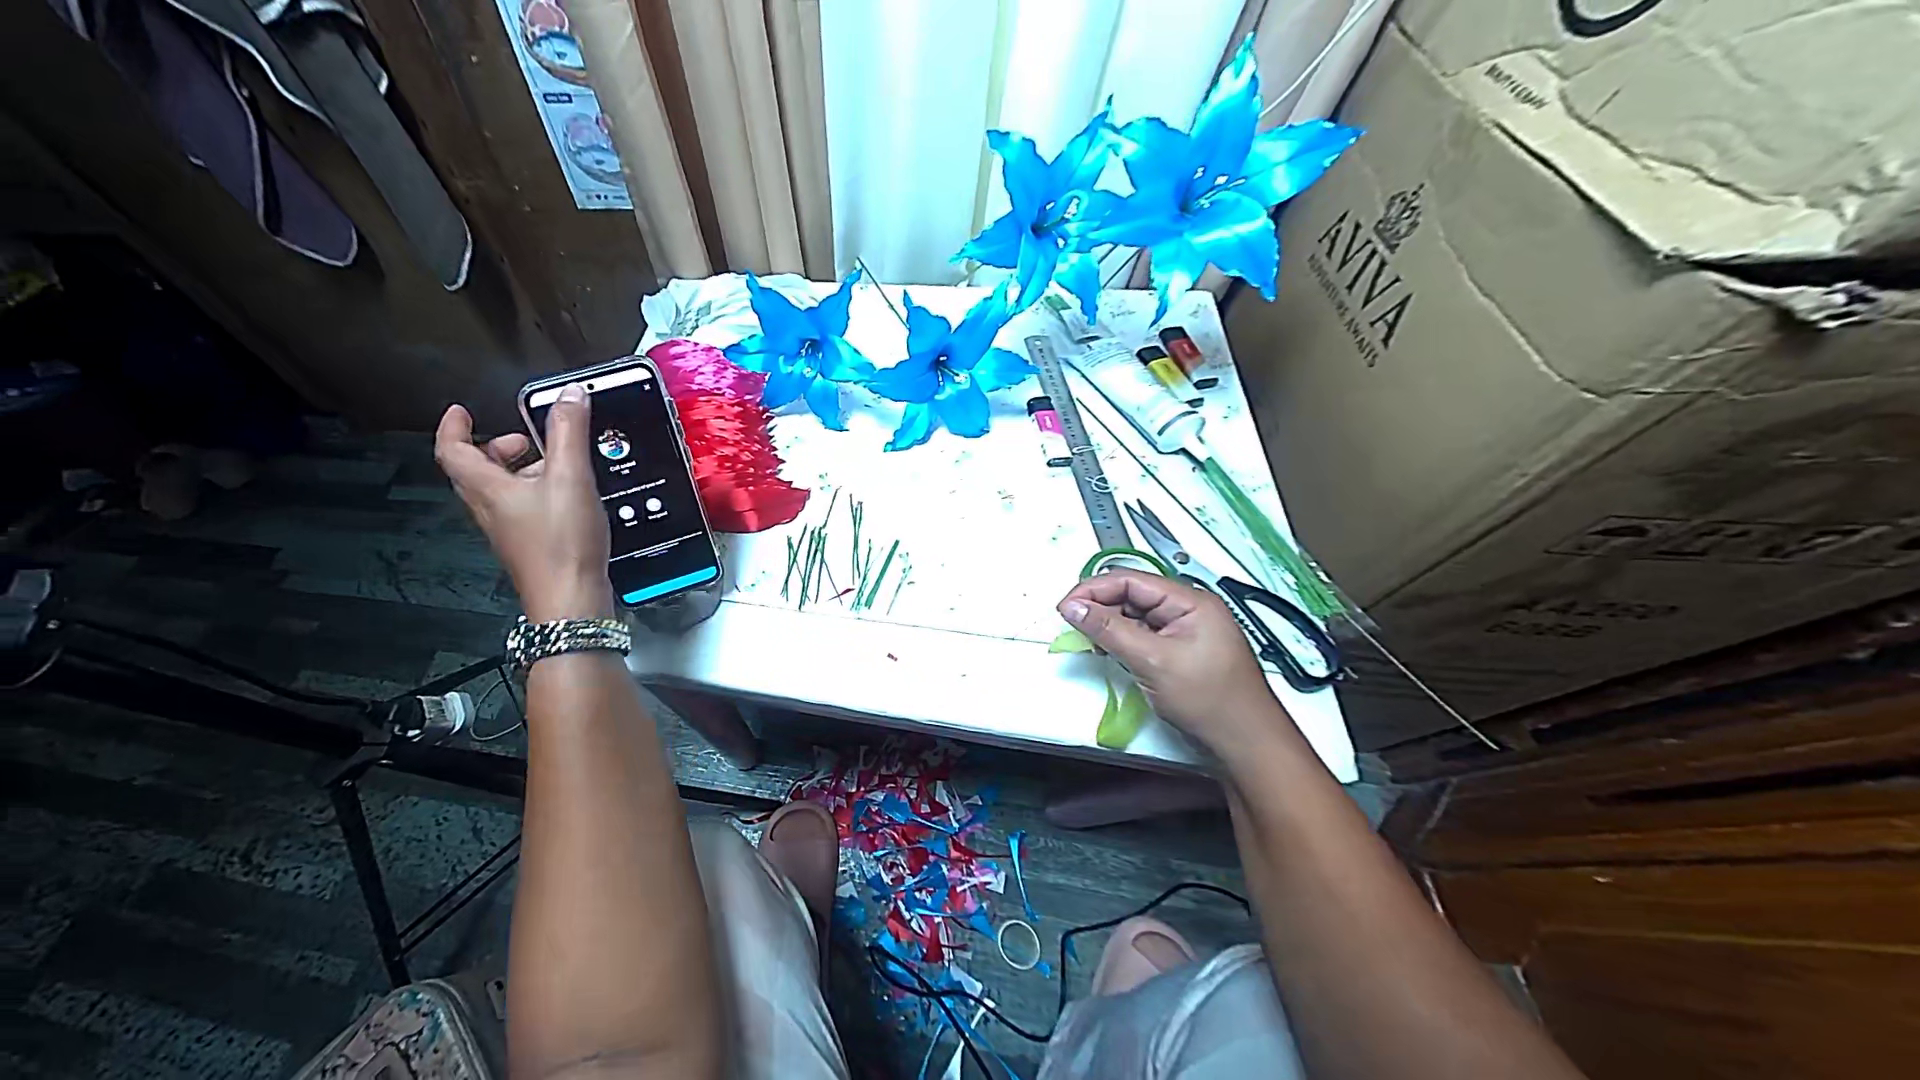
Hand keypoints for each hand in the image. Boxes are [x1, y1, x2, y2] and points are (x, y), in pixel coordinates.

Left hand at [435, 384, 614, 621]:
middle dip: (497, 447)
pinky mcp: (530, 544)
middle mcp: (491, 509)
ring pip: (501, 490)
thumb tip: (570, 395)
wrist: (571, 598)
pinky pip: (523, 509)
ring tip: (557, 465)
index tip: (461, 411)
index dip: (453, 426)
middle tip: (524, 439)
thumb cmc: (562, 545)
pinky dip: (539, 493)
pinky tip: (571, 496)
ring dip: (521, 471)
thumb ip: (569, 433)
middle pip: (477, 470)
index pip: (452, 450)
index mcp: (488, 488)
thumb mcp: (571, 478)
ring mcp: (509, 529)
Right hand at [1058, 569, 1297, 756]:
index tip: (1066, 607)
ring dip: (1109, 625)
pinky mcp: (1179, 651)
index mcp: (1189, 601)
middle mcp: (1187, 609)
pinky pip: (1143, 635)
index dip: (1093, 590)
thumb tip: (1075, 607)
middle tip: (1072, 625)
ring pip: (1134, 616)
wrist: (1246, 741)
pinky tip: (1108, 652)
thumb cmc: (1212, 701)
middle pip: (1131, 595)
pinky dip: (1122, 641)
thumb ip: (1109, 630)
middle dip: (1099, 607)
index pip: (1131, 580)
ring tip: (1088, 641)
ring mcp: (1184, 630)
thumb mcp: (1152, 661)